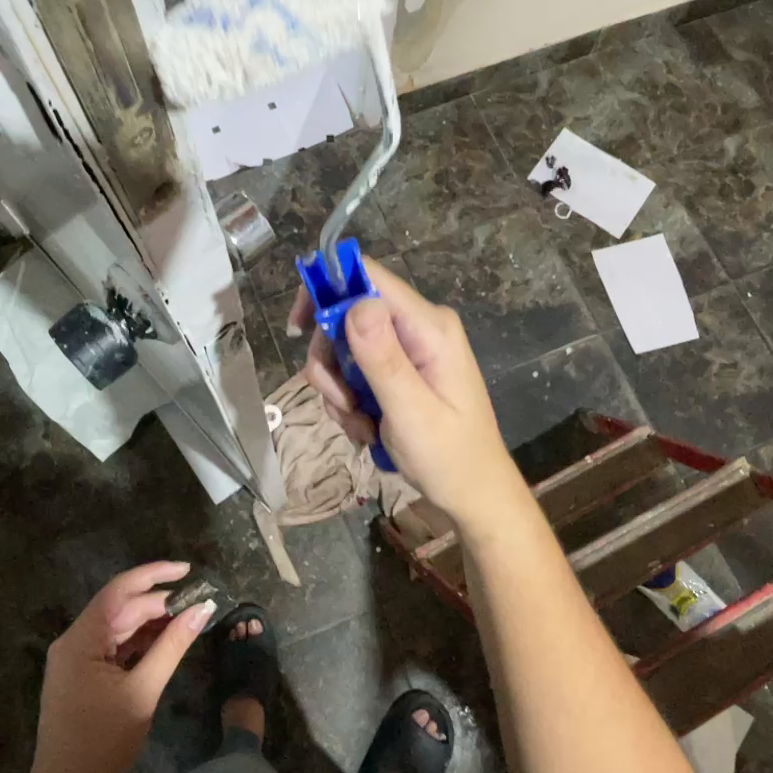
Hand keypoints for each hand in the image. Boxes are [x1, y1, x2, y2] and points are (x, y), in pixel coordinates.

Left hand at [26, 562, 214, 772]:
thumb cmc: (103, 742)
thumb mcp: (143, 691)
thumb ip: (173, 645)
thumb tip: (203, 608)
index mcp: (80, 639)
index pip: (119, 590)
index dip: (154, 574)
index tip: (187, 570)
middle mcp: (74, 641)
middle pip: (120, 608)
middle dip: (158, 603)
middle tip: (197, 604)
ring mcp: (76, 660)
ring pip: (118, 627)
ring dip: (151, 623)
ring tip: (187, 620)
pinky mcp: (82, 676)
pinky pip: (113, 647)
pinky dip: (139, 642)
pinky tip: (165, 643)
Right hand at [289, 262, 523, 525]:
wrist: (473, 494)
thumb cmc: (449, 457)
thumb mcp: (412, 412)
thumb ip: (383, 358)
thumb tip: (355, 303)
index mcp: (428, 326)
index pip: (367, 278)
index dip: (326, 291)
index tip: (299, 330)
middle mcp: (418, 327)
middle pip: (347, 316)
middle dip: (332, 362)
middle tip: (340, 404)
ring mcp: (409, 349)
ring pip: (345, 349)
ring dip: (339, 390)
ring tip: (360, 425)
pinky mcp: (399, 370)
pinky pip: (355, 373)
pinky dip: (350, 402)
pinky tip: (366, 429)